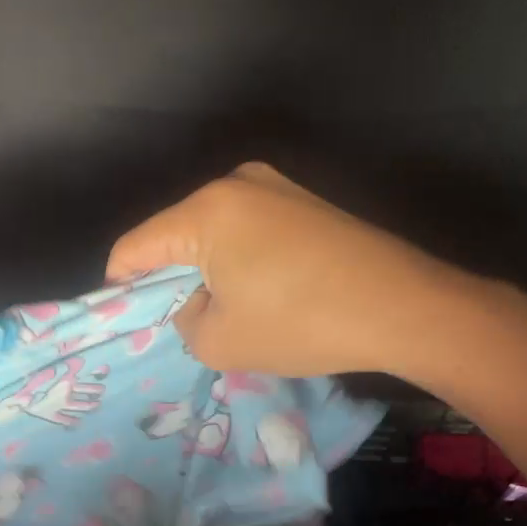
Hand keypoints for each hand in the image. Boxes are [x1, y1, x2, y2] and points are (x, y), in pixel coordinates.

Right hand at [106, 162, 488, 376]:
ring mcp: (274, 187)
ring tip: (224, 311)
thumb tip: (195, 303)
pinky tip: (257, 294)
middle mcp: (235, 183)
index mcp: (204, 210)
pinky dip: (235, 261)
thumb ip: (181, 320)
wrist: (406, 309)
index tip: (132, 324)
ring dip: (202, 271)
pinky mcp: (302, 201)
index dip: (120, 290)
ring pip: (206, 233)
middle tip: (180, 322)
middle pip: (168, 235)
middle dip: (165, 279)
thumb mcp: (215, 341)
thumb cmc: (300, 324)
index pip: (132, 248)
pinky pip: (243, 231)